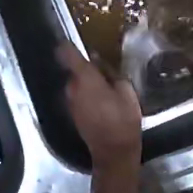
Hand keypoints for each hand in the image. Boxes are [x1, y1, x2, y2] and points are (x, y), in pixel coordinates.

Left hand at [58, 44, 140, 165]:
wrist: (113, 152)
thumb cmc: (123, 119)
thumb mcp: (126, 91)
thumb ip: (111, 72)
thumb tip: (98, 61)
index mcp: (84, 78)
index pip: (66, 54)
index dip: (67, 45)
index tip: (71, 40)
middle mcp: (72, 88)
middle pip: (75, 71)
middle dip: (88, 69)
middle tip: (107, 72)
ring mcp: (70, 103)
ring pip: (77, 85)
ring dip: (89, 84)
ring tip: (109, 89)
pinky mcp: (73, 114)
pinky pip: (79, 97)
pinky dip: (88, 96)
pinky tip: (104, 103)